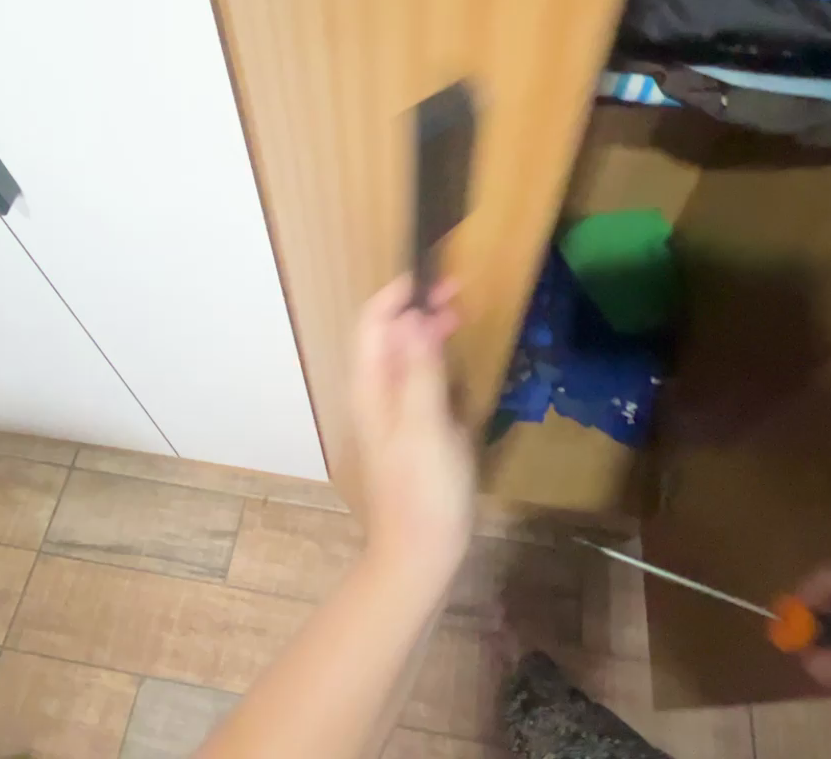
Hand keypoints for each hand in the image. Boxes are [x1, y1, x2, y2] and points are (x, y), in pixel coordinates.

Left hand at [346, 276, 473, 578]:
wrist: (420, 553)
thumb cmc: (424, 489)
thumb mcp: (425, 423)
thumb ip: (420, 368)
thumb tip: (415, 315)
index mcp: (371, 386)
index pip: (374, 321)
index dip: (399, 294)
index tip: (436, 277)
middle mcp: (375, 393)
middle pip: (390, 335)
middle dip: (418, 309)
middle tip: (458, 293)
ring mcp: (392, 413)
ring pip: (405, 357)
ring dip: (427, 333)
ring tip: (459, 317)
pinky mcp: (411, 430)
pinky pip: (418, 383)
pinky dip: (435, 363)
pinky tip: (457, 368)